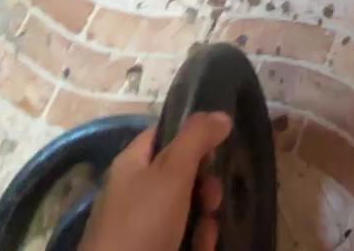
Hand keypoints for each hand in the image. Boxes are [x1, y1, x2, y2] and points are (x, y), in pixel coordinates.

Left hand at [79, 112, 233, 250]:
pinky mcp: (154, 249)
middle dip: (206, 182)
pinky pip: (183, 236)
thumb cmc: (141, 225)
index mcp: (131, 165)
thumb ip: (197, 138)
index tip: (218, 145)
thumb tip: (222, 115)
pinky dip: (198, 240)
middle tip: (213, 197)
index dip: (193, 135)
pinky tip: (204, 246)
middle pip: (181, 173)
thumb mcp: (172, 172)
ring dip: (206, 215)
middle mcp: (135, 192)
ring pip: (186, 207)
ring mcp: (143, 226)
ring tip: (210, 229)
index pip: (165, 134)